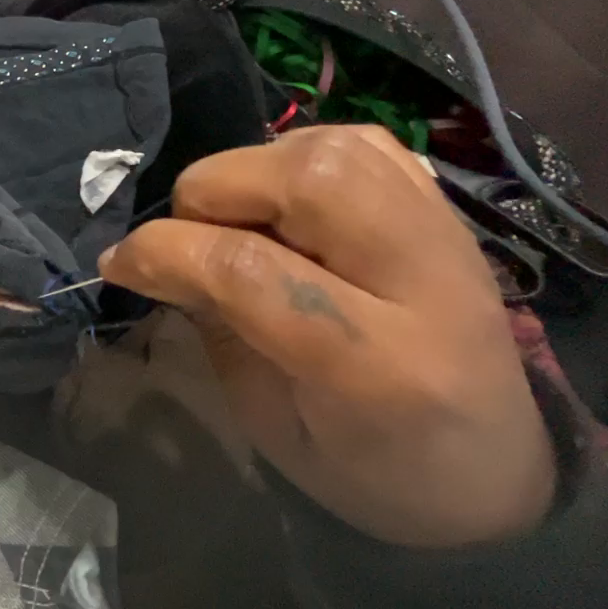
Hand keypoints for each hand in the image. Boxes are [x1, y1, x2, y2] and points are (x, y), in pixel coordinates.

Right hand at [100, 126, 556, 547]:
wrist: (491, 466)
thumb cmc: (360, 461)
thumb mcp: (267, 420)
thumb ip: (213, 323)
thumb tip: (141, 255)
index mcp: (380, 364)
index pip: (246, 267)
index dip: (159, 253)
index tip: (116, 267)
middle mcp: (427, 281)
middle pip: (302, 181)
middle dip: (210, 197)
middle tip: (190, 242)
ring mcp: (446, 234)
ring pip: (326, 148)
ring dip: (251, 171)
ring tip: (236, 221)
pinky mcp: (443, 208)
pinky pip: (356, 142)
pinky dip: (294, 156)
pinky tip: (282, 203)